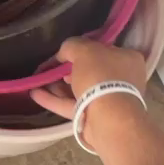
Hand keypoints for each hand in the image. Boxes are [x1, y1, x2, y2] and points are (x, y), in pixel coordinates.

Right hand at [31, 37, 148, 119]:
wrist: (107, 118)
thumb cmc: (101, 77)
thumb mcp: (84, 50)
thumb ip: (72, 46)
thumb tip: (64, 53)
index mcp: (128, 59)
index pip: (104, 50)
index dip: (83, 50)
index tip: (65, 53)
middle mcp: (123, 79)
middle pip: (91, 71)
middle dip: (68, 70)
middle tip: (51, 69)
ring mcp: (109, 101)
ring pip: (80, 90)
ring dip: (58, 86)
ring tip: (38, 81)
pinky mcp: (95, 118)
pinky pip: (72, 105)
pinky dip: (54, 100)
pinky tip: (35, 94)